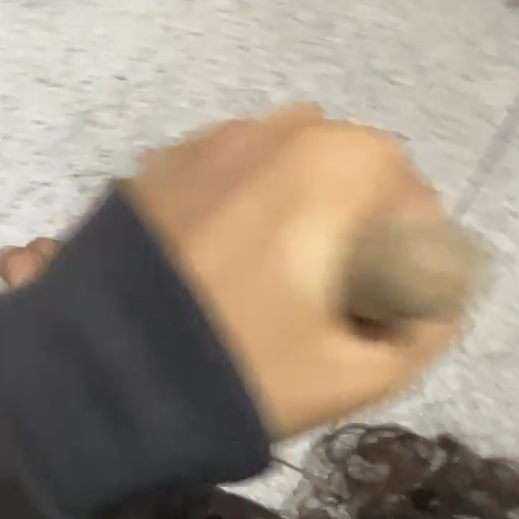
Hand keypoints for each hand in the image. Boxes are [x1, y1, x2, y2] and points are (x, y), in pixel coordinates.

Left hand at [0, 105, 467, 440]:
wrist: (90, 385)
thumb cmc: (233, 376)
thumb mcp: (357, 374)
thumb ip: (422, 330)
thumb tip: (428, 304)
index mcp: (337, 162)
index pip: (408, 209)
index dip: (396, 272)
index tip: (360, 321)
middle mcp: (265, 133)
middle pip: (334, 189)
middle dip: (333, 244)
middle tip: (301, 315)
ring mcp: (191, 150)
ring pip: (266, 186)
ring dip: (273, 230)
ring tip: (244, 303)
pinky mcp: (138, 181)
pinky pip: (206, 195)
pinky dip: (218, 227)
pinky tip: (199, 284)